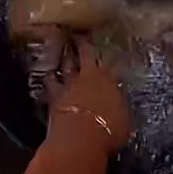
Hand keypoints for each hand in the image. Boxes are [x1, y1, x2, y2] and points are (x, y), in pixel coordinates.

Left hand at [46, 36, 131, 153]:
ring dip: (64, 56)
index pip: (113, 62)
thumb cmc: (109, 132)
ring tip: (62, 48)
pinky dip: (50, 76)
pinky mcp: (54, 95)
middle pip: (86, 54)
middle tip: (81, 34)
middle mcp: (89, 77)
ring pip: (66, 64)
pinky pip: (50, 81)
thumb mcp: (124, 120)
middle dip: (84, 43)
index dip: (111, 55)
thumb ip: (120, 108)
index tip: (111, 48)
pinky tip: (48, 73)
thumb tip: (119, 106)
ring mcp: (70, 84)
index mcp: (110, 80)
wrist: (81, 138)